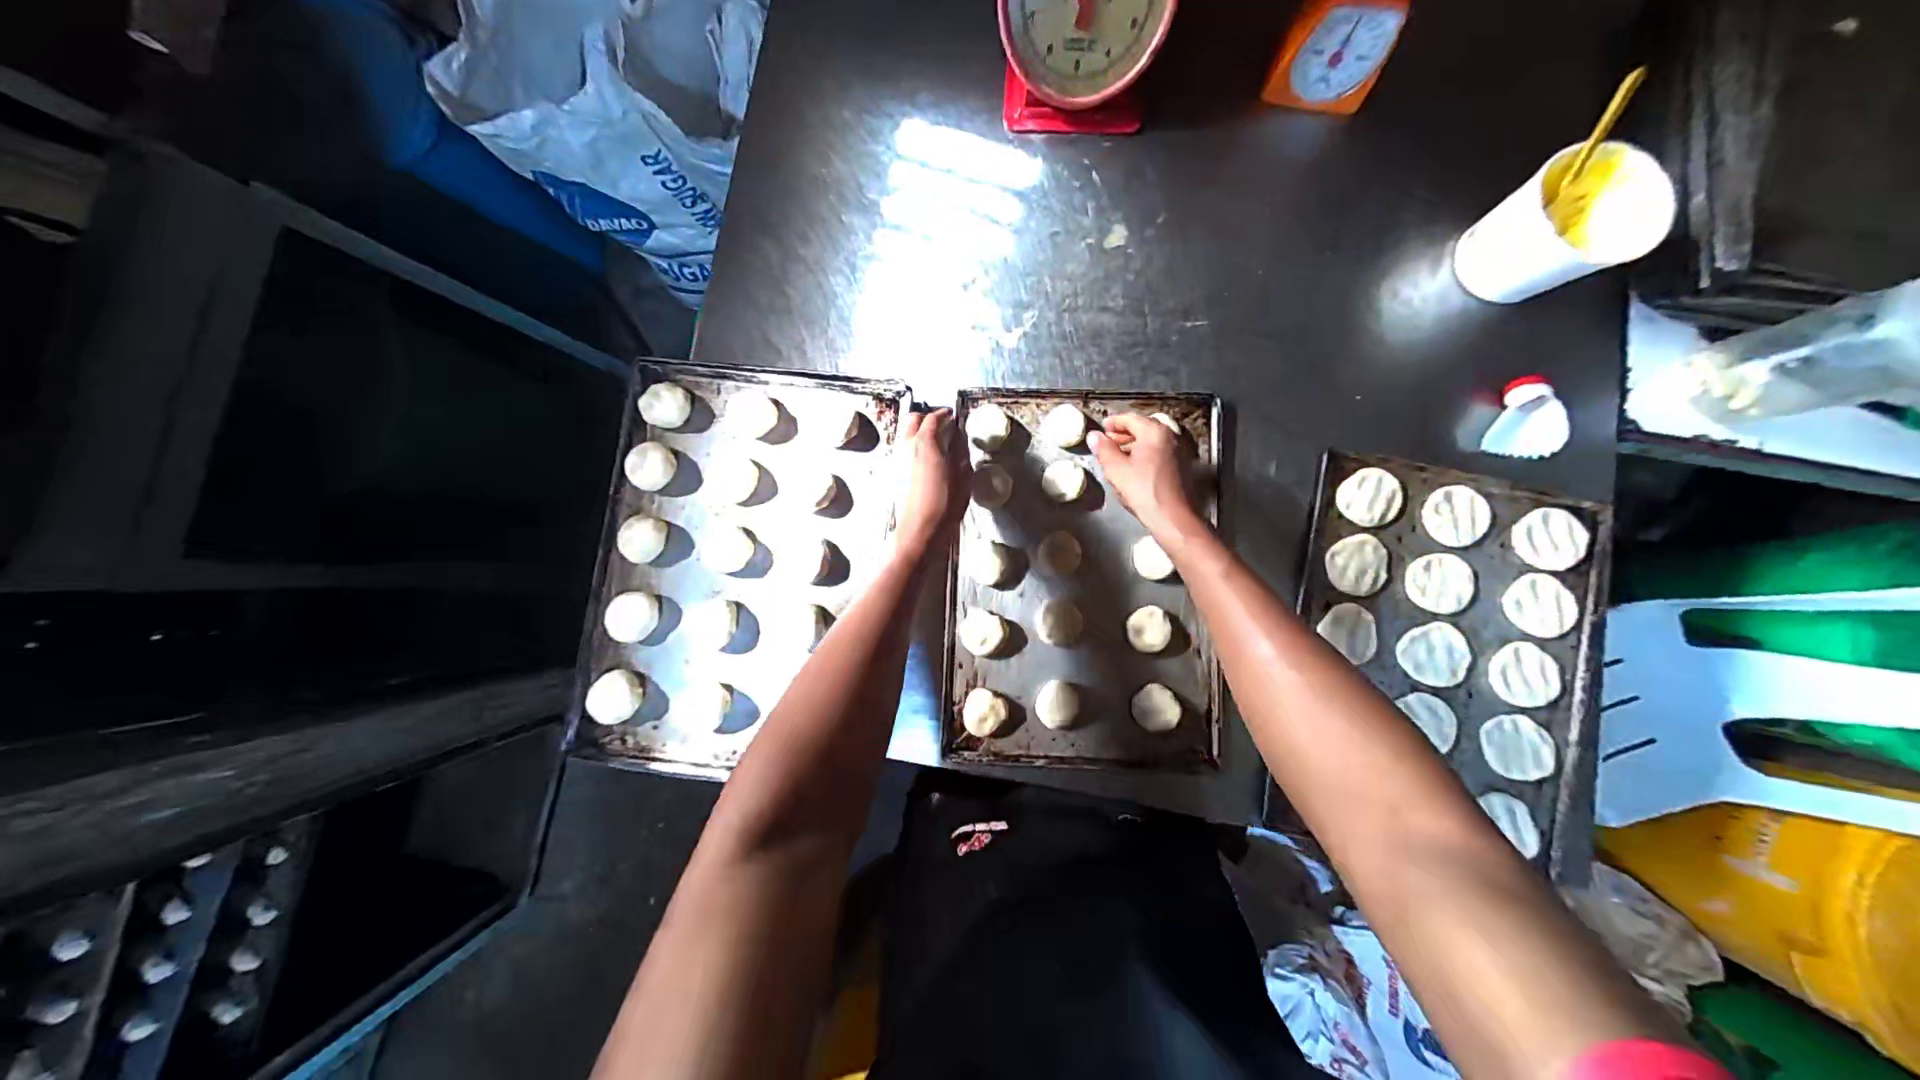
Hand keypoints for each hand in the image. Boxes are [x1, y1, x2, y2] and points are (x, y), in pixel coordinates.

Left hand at [893, 407, 960, 557]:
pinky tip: (926, 459)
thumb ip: (960, 454)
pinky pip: (903, 450)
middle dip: (927, 418)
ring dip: (918, 432)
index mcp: (925, 443)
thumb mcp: (962, 477)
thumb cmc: (945, 504)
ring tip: (935, 442)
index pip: (933, 418)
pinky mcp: (893, 473)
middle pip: (913, 419)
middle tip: (942, 426)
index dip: (944, 414)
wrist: (920, 529)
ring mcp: (897, 459)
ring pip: (905, 434)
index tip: (952, 416)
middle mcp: (907, 446)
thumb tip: (958, 441)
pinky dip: (913, 447)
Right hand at [1087, 413, 1201, 541]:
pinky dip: (1145, 453)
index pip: (1131, 418)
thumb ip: (1104, 449)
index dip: (1113, 422)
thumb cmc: (1143, 490)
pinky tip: (1134, 466)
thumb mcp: (1116, 469)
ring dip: (1134, 443)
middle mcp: (1170, 436)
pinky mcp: (1181, 465)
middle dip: (1124, 433)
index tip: (1102, 428)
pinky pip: (1159, 451)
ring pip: (1152, 440)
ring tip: (1117, 454)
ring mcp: (1178, 450)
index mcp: (1154, 432)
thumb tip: (1094, 435)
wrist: (1173, 517)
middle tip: (1107, 441)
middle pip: (1143, 427)